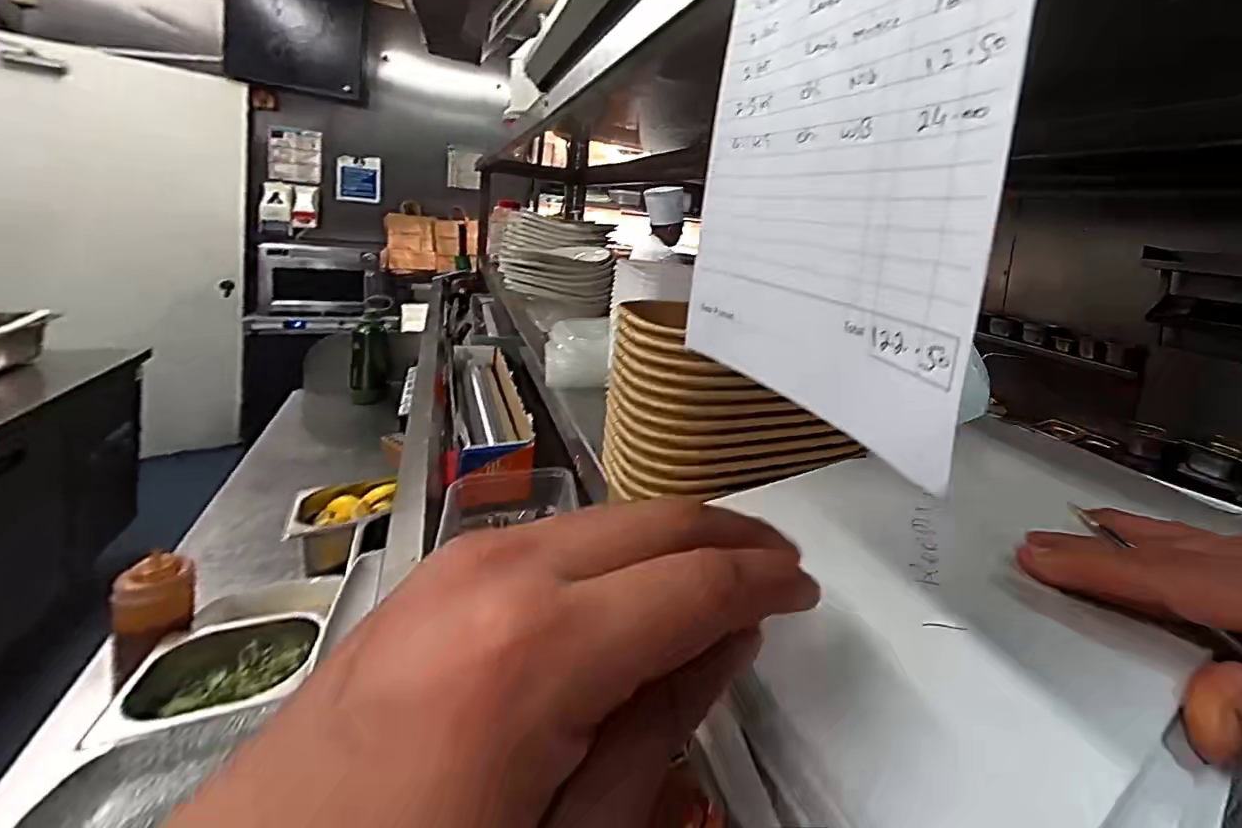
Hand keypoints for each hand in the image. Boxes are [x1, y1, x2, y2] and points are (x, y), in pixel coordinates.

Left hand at [170, 500, 819, 827]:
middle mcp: (503, 574)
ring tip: (721, 575)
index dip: (764, 579)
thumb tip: (729, 641)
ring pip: (617, 516)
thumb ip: (661, 726)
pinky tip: (640, 583)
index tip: (805, 589)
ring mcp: (462, 562)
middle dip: (734, 537)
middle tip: (779, 568)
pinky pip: (563, 534)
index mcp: (538, 650)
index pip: (696, 581)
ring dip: (679, 538)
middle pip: (662, 522)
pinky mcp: (437, 571)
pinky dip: (622, 548)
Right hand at [1017, 511, 1241, 793]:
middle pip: (1162, 548)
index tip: (1045, 557)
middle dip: (1095, 546)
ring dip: (1121, 540)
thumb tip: (1195, 712)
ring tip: (1077, 532)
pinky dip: (1155, 544)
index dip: (1099, 568)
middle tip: (1039, 542)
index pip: (1167, 577)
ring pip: (1179, 538)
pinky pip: (1201, 543)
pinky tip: (1142, 541)